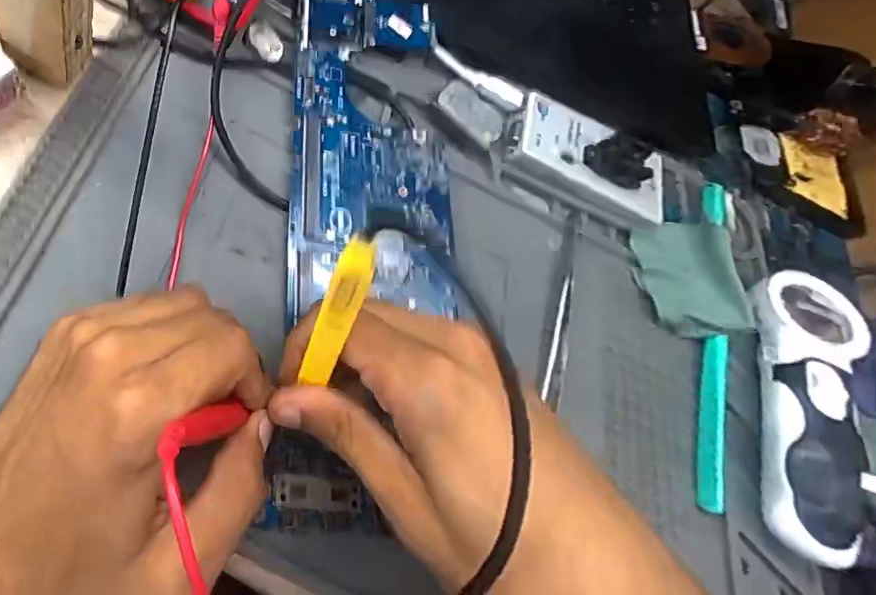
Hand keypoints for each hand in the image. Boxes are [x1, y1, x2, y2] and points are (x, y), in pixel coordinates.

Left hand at [0, 288, 272, 594]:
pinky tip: (146, 382)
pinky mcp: (63, 329)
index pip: (229, 344)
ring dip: (196, 342)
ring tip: (182, 398)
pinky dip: (160, 333)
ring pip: (176, 301)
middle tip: (219, 412)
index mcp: (135, 406)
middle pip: (207, 314)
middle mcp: (106, 349)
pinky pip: (139, 307)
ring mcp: (79, 330)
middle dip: (228, 358)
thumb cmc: (75, 574)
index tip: (245, 420)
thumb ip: (239, 490)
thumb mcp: (174, 567)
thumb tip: (262, 422)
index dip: (253, 379)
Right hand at [271, 302, 701, 594]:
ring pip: (394, 318)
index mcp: (428, 373)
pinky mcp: (492, 356)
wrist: (594, 565)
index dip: (303, 346)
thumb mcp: (406, 498)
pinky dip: (392, 351)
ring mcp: (478, 343)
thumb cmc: (489, 541)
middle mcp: (452, 339)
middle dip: (326, 343)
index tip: (286, 389)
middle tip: (310, 398)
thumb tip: (282, 397)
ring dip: (358, 346)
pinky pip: (424, 333)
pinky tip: (394, 402)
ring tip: (350, 406)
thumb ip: (344, 430)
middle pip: (366, 311)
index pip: (341, 323)